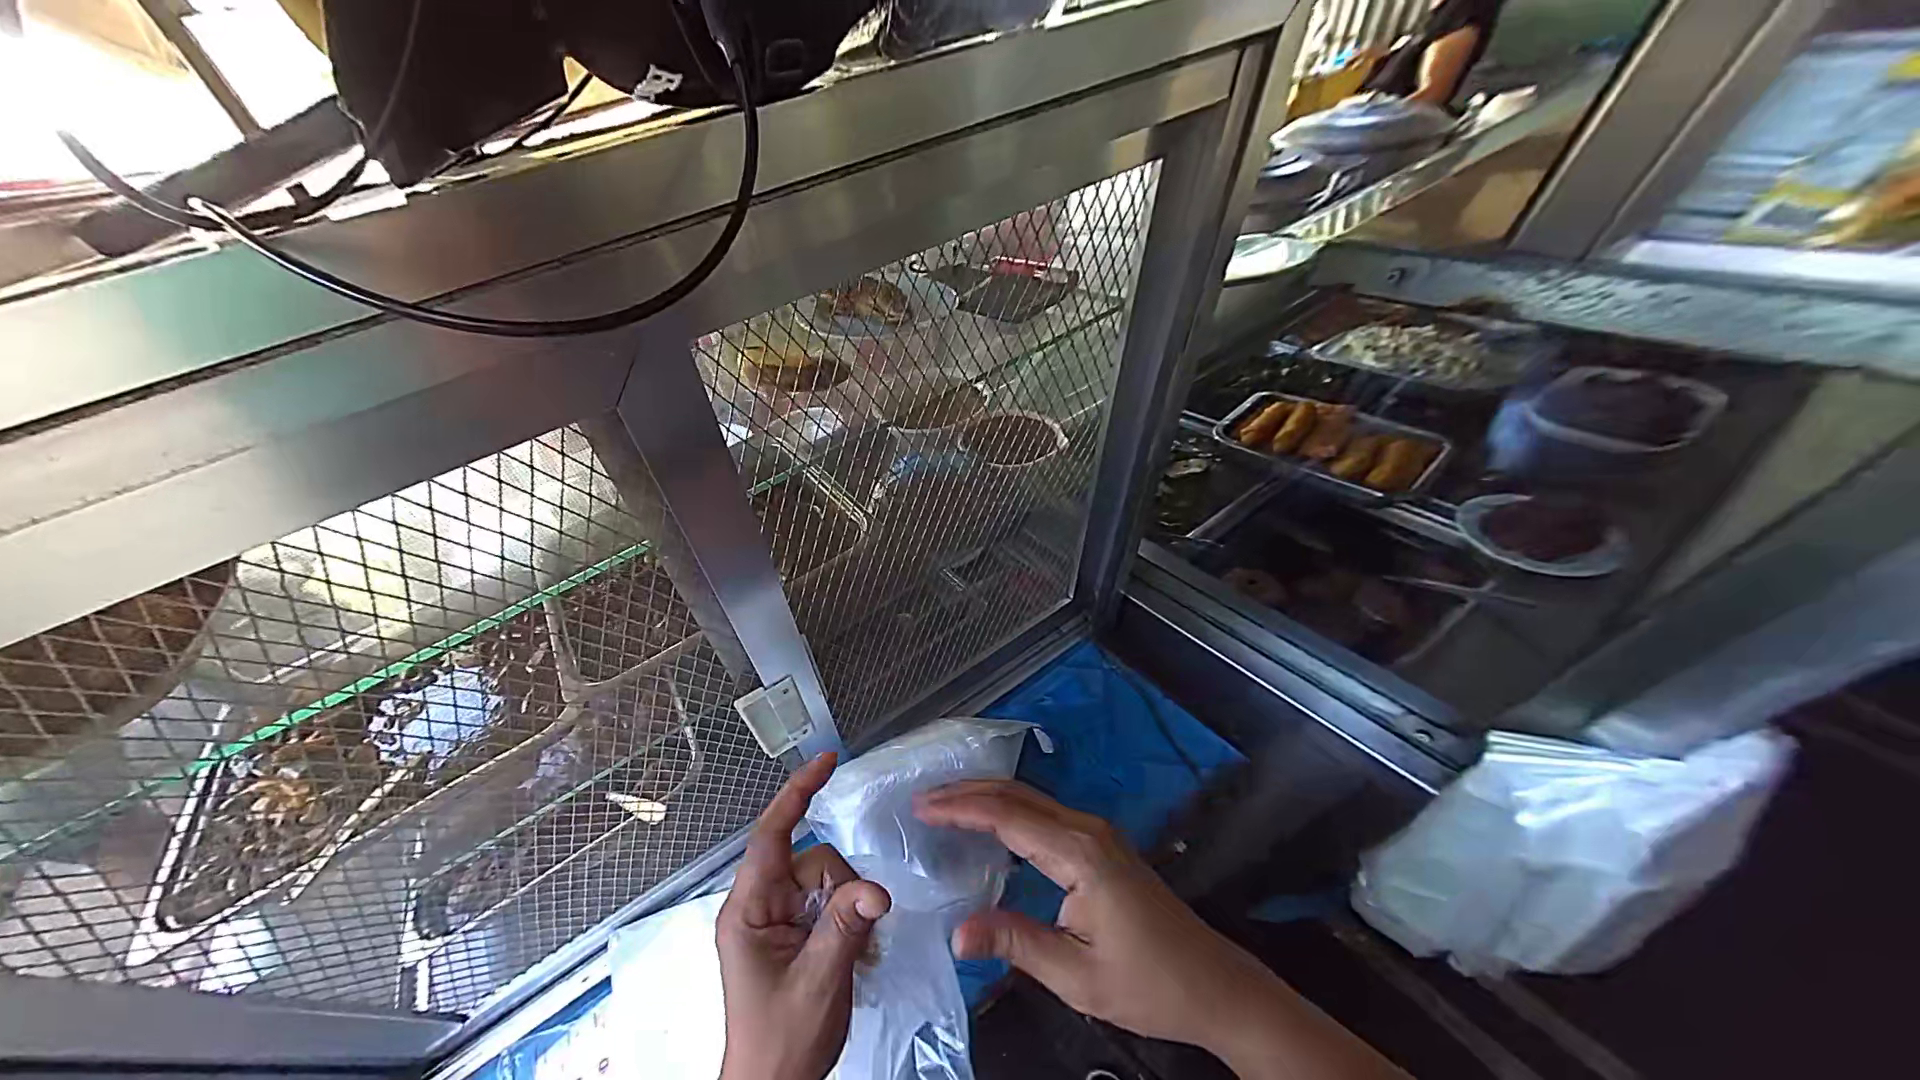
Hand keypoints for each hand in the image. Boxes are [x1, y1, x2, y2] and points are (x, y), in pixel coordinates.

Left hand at [718, 753, 891, 1079]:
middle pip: (814, 860)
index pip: (771, 835)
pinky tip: (854, 953)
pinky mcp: (796, 931)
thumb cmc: (781, 1043)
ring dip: (850, 909)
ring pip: (830, 879)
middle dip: (843, 890)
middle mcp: (761, 905)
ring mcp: (779, 918)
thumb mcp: (817, 984)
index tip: (826, 762)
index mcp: (749, 910)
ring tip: (854, 955)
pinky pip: (832, 902)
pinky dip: (850, 920)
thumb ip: (845, 931)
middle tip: (856, 938)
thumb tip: (876, 891)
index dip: (797, 794)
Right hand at [914, 781, 1405, 1079]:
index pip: (1007, 817)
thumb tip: (956, 932)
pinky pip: (1045, 813)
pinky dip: (1009, 810)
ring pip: (1031, 799)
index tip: (920, 806)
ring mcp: (1097, 832)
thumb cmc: (1147, 984)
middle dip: (967, 793)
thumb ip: (1016, 944)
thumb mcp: (1076, 975)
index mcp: (1079, 854)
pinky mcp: (1100, 843)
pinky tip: (990, 824)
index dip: (960, 809)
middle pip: (1017, 795)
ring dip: (986, 797)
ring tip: (944, 804)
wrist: (1212, 984)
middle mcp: (1087, 829)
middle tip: (922, 798)